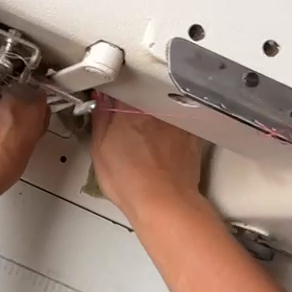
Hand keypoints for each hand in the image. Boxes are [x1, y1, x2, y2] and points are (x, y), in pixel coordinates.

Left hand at [0, 86, 48, 198]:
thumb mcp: (26, 153)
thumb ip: (30, 130)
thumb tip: (26, 128)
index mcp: (30, 107)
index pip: (38, 98)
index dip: (31, 109)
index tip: (26, 117)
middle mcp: (8, 94)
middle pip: (13, 92)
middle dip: (8, 106)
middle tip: (0, 127)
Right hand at [90, 95, 208, 223]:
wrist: (164, 202)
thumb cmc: (129, 181)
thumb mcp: (99, 150)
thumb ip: (100, 119)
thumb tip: (100, 101)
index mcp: (128, 109)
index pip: (119, 89)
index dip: (112, 97)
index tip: (108, 107)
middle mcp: (154, 110)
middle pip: (142, 97)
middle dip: (133, 107)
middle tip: (125, 129)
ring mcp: (175, 122)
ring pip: (161, 110)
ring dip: (153, 118)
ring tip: (144, 143)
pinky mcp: (191, 136)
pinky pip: (178, 124)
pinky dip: (170, 131)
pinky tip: (162, 148)